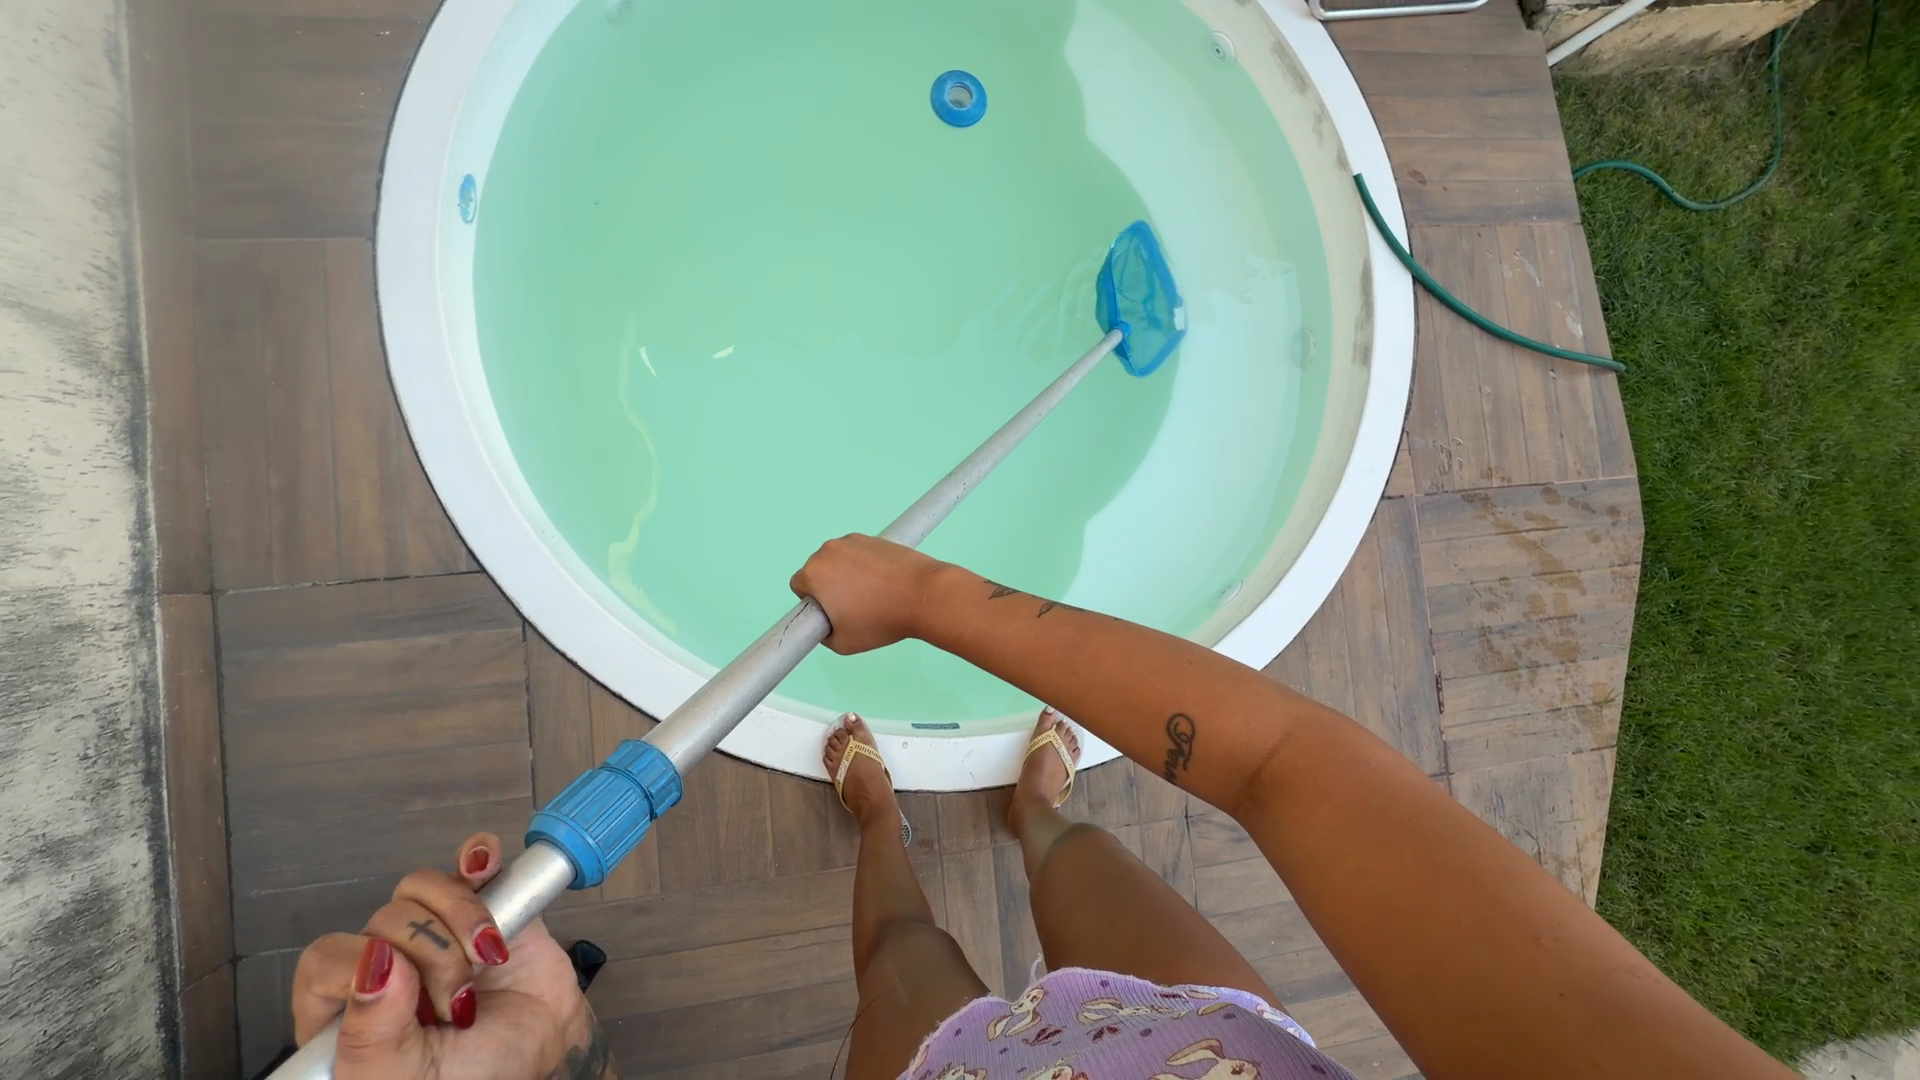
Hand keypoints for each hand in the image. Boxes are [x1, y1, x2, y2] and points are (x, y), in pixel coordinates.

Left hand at [291, 833, 611, 1079]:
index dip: (366, 968)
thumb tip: (375, 961)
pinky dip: (479, 855)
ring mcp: (441, 926)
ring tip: (492, 958)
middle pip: (387, 918)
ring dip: (465, 916)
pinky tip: (486, 869)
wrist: (546, 1050)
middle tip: (461, 999)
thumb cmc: (471, 1078)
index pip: (327, 959)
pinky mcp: (491, 899)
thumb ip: (371, 1034)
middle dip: (435, 956)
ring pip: (425, 886)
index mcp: (349, 1008)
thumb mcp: (404, 1077)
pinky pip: (472, 857)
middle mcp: (390, 962)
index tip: (409, 996)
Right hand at [789, 534, 950, 653]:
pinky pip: (859, 553)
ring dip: (847, 574)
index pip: (798, 586)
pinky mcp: (873, 537)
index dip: (813, 602)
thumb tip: (824, 625)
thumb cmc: (882, 619)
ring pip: (839, 560)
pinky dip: (866, 564)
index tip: (832, 612)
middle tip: (854, 606)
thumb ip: (822, 635)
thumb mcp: (842, 644)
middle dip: (830, 586)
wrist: (922, 595)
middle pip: (818, 570)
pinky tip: (883, 581)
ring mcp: (852, 540)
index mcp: (813, 572)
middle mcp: (828, 550)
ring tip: (873, 594)